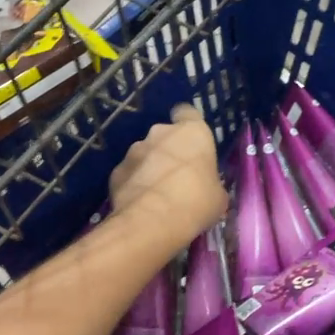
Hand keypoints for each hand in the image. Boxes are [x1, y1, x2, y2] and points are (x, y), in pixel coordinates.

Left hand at [109, 103, 227, 247]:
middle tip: (177, 176)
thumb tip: (206, 187)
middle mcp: (161, 132)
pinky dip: (134, 184)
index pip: (188, 113)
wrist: (152, 221)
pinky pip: (129, 173)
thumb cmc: (196, 203)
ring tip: (156, 193)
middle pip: (165, 136)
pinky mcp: (117, 170)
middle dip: (169, 151)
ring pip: (144, 154)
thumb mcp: (217, 196)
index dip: (188, 125)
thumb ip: (210, 182)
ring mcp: (134, 150)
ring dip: (150, 167)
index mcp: (192, 132)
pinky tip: (140, 203)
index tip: (191, 142)